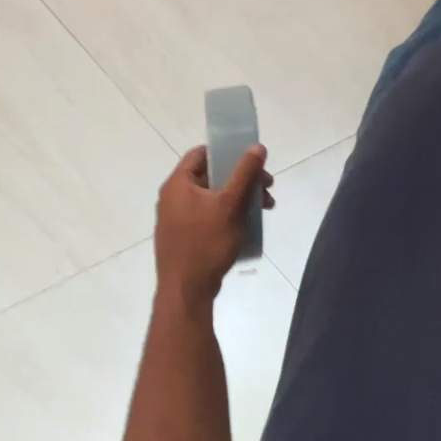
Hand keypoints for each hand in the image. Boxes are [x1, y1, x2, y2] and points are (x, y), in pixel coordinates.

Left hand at [153, 145, 274, 305]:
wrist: (186, 294)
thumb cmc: (206, 244)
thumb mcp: (230, 205)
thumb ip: (245, 173)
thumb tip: (257, 147)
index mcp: (178, 184)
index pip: (201, 153)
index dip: (227, 151)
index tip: (250, 160)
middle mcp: (173, 198)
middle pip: (211, 175)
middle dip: (242, 178)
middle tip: (266, 186)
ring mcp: (177, 219)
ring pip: (214, 196)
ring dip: (240, 196)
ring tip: (265, 207)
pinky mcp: (184, 237)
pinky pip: (209, 214)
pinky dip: (229, 213)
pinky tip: (249, 223)